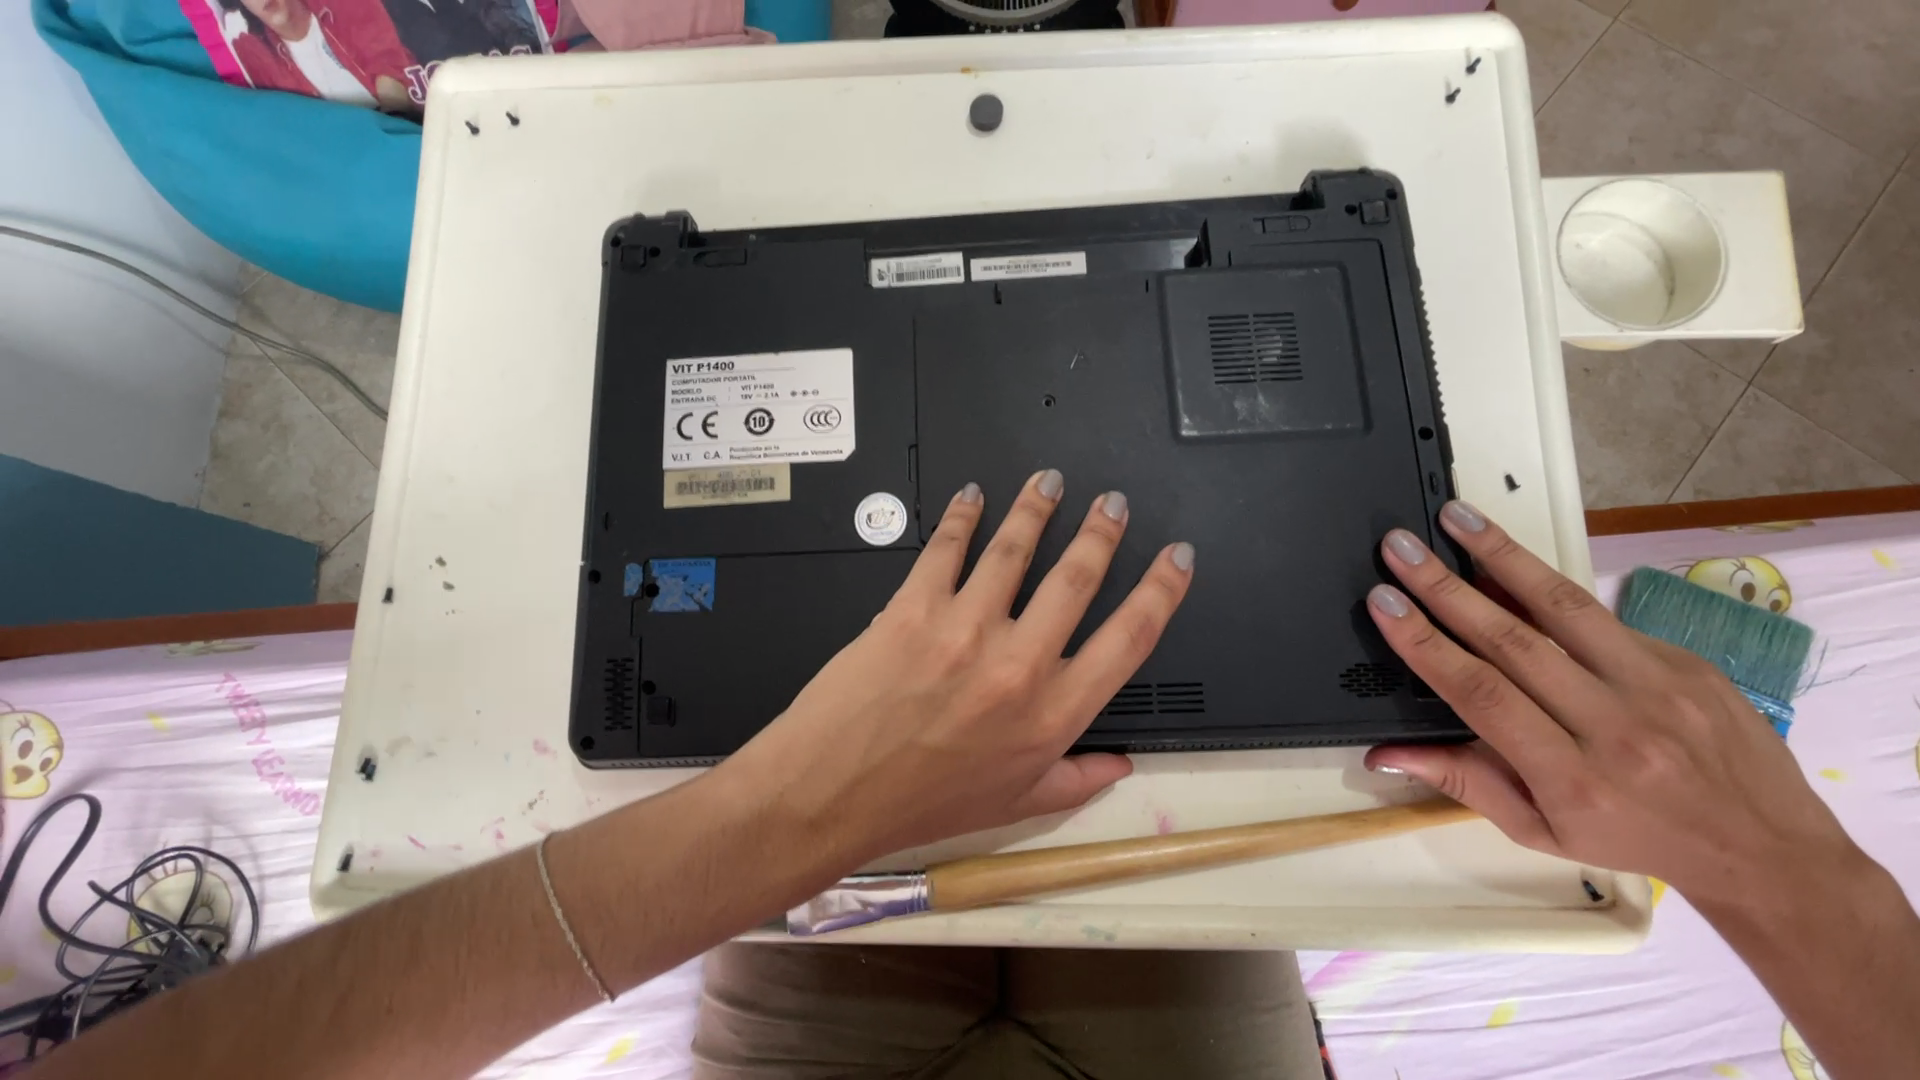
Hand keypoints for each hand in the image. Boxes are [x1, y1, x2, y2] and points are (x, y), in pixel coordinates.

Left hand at [716, 470, 1194, 866]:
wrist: (830, 794)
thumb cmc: (918, 804)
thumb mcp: (1013, 806)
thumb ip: (1076, 780)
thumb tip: (1122, 764)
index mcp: (1051, 716)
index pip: (1129, 640)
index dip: (1161, 592)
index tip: (1175, 560)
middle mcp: (1018, 666)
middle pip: (1077, 578)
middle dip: (1102, 532)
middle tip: (1112, 504)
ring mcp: (964, 630)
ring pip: (1015, 549)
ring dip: (1037, 509)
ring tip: (1049, 483)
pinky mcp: (912, 608)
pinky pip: (946, 548)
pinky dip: (963, 515)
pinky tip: (971, 497)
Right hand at [1363, 501, 1859, 905]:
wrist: (1768, 852)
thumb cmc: (1633, 841)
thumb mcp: (1538, 830)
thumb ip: (1462, 781)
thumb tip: (1381, 754)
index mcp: (1571, 776)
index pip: (1483, 694)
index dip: (1426, 643)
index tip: (1384, 601)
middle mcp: (1616, 726)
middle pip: (1514, 640)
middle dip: (1446, 587)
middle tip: (1400, 547)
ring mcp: (1659, 686)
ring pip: (1564, 607)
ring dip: (1502, 555)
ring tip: (1457, 517)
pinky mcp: (1686, 661)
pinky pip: (1601, 617)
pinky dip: (1546, 585)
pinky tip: (1507, 561)